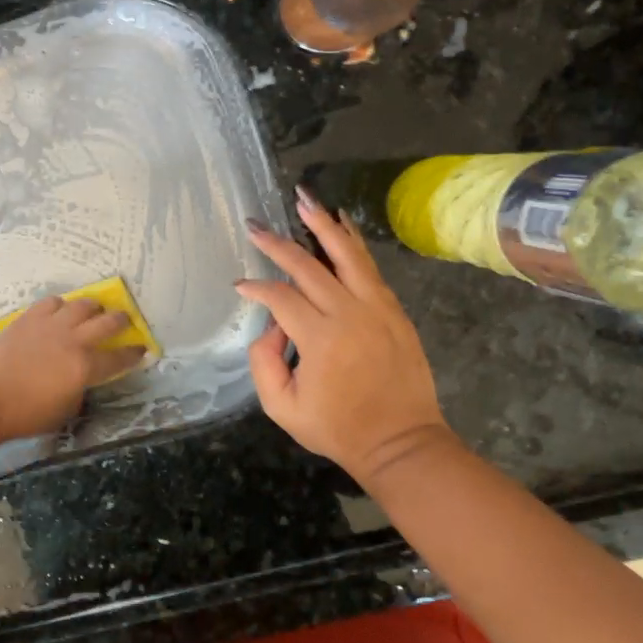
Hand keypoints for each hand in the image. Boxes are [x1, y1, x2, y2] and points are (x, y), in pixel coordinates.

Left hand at [0, 297, 146, 443]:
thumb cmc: (27, 414)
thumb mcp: (66, 409)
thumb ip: (80, 388)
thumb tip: (82, 376)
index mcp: (84, 367)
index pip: (118, 358)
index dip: (133, 353)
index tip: (141, 349)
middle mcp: (72, 340)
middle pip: (105, 322)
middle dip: (120, 320)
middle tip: (124, 320)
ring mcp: (49, 325)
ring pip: (79, 305)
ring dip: (91, 306)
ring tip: (94, 308)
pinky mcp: (27, 319)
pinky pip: (50, 302)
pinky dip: (60, 305)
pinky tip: (59, 310)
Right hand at [235, 189, 451, 485]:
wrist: (402, 443)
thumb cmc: (337, 429)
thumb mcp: (282, 407)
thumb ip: (262, 362)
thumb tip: (269, 326)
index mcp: (320, 339)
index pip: (279, 297)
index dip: (256, 288)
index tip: (240, 287)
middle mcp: (349, 314)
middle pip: (308, 266)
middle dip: (276, 244)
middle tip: (254, 225)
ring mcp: (377, 309)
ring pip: (346, 255)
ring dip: (322, 225)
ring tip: (303, 199)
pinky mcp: (393, 311)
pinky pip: (369, 267)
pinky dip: (352, 243)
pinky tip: (339, 223)